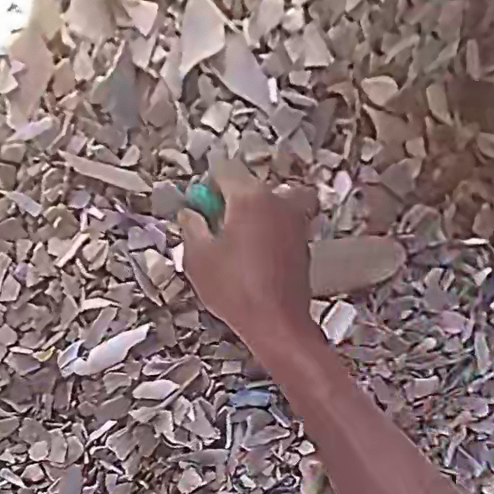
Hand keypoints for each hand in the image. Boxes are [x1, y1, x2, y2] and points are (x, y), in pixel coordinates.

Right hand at [179, 170, 321, 352]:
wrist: (276, 322)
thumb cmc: (239, 292)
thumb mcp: (198, 258)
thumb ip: (191, 228)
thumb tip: (190, 215)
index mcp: (250, 198)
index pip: (225, 170)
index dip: (205, 186)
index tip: (197, 203)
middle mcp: (278, 202)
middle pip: (249, 186)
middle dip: (228, 203)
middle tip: (211, 227)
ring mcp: (295, 222)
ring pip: (268, 204)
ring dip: (250, 217)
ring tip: (233, 242)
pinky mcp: (302, 243)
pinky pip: (280, 226)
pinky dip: (265, 234)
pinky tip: (250, 260)